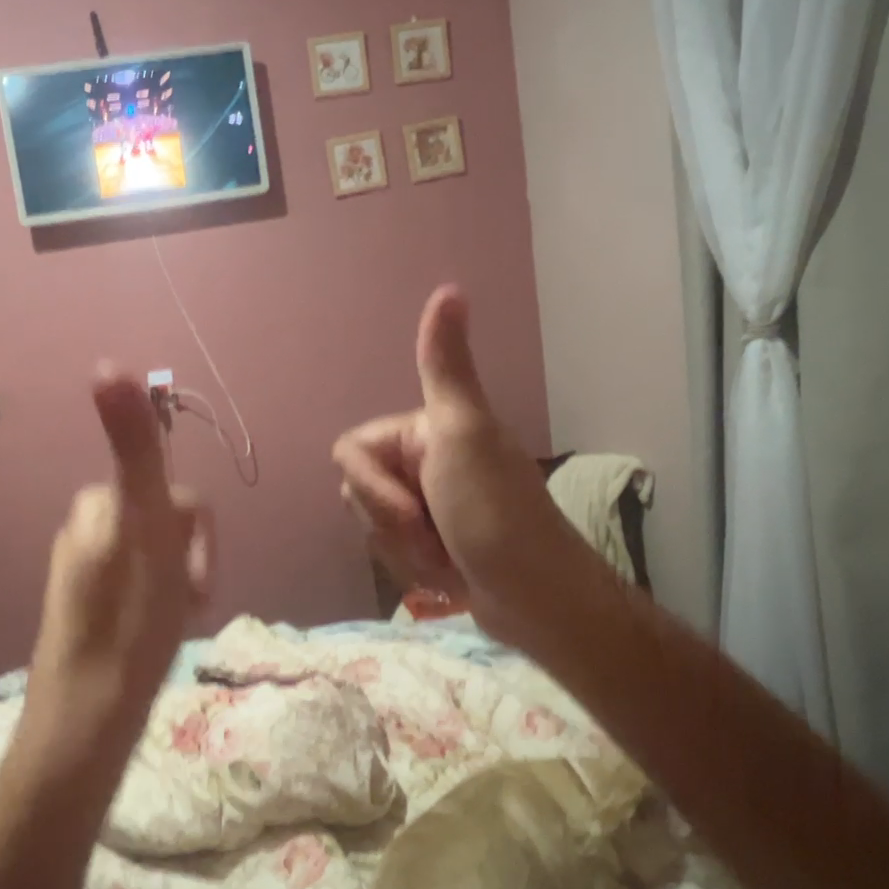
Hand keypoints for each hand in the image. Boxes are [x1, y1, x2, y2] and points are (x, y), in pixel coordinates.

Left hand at [28, 368, 212, 728]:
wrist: (88, 720)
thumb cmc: (126, 620)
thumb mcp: (141, 522)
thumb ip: (134, 445)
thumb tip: (106, 364)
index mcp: (97, 506)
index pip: (179, 499)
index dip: (197, 541)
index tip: (189, 583)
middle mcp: (87, 531)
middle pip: (173, 529)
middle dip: (190, 565)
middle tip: (180, 610)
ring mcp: (87, 574)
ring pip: (164, 562)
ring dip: (180, 590)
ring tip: (169, 630)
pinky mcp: (91, 613)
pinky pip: (146, 593)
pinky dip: (162, 612)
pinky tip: (156, 641)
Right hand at [332, 286, 577, 635]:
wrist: (538, 602)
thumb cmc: (497, 514)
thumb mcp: (463, 433)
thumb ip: (443, 365)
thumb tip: (450, 286)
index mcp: (423, 430)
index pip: (350, 452)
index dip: (374, 488)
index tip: (417, 504)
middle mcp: (423, 461)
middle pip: (357, 491)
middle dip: (391, 523)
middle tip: (436, 533)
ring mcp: (429, 504)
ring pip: (371, 525)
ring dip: (404, 550)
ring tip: (448, 558)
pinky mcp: (433, 543)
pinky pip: (391, 552)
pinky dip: (415, 570)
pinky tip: (449, 575)